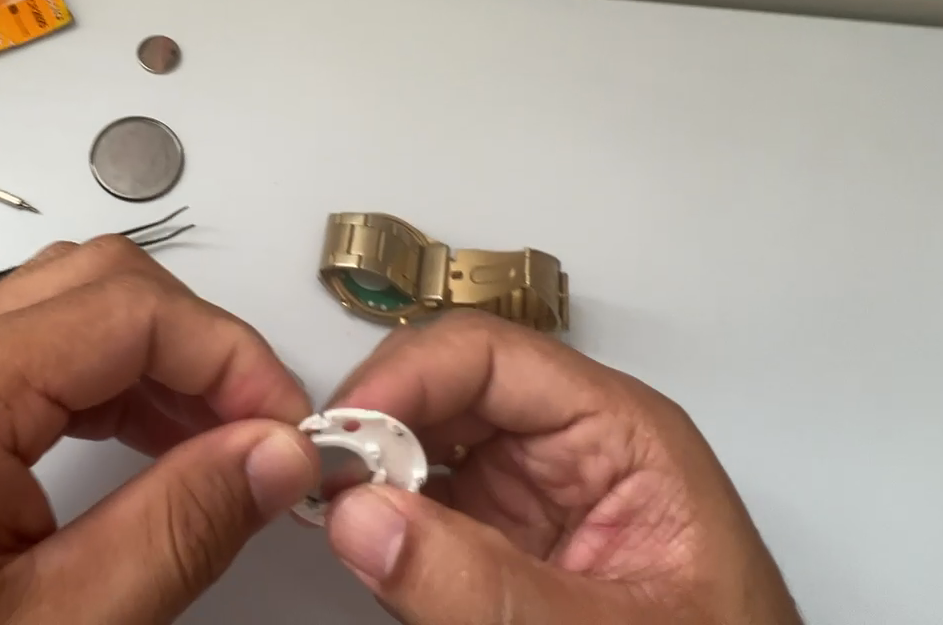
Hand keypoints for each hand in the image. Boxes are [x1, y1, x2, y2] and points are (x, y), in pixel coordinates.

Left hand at [0, 237, 320, 624]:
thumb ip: (174, 532)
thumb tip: (273, 454)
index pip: (132, 309)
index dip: (229, 355)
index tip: (288, 425)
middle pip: (105, 283)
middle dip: (199, 341)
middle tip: (258, 426)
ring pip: (78, 309)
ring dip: (162, 360)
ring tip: (219, 441)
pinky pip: (45, 358)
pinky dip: (116, 384)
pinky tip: (154, 442)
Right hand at [321, 312, 800, 623]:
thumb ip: (485, 588)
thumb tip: (356, 518)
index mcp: (616, 429)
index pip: (490, 355)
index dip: (409, 375)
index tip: (346, 427)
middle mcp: (563, 438)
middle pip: (445, 383)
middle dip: (379, 418)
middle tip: (326, 473)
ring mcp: (525, 483)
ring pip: (421, 433)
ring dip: (373, 463)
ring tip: (336, 503)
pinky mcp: (497, 528)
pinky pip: (421, 495)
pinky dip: (383, 510)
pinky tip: (367, 533)